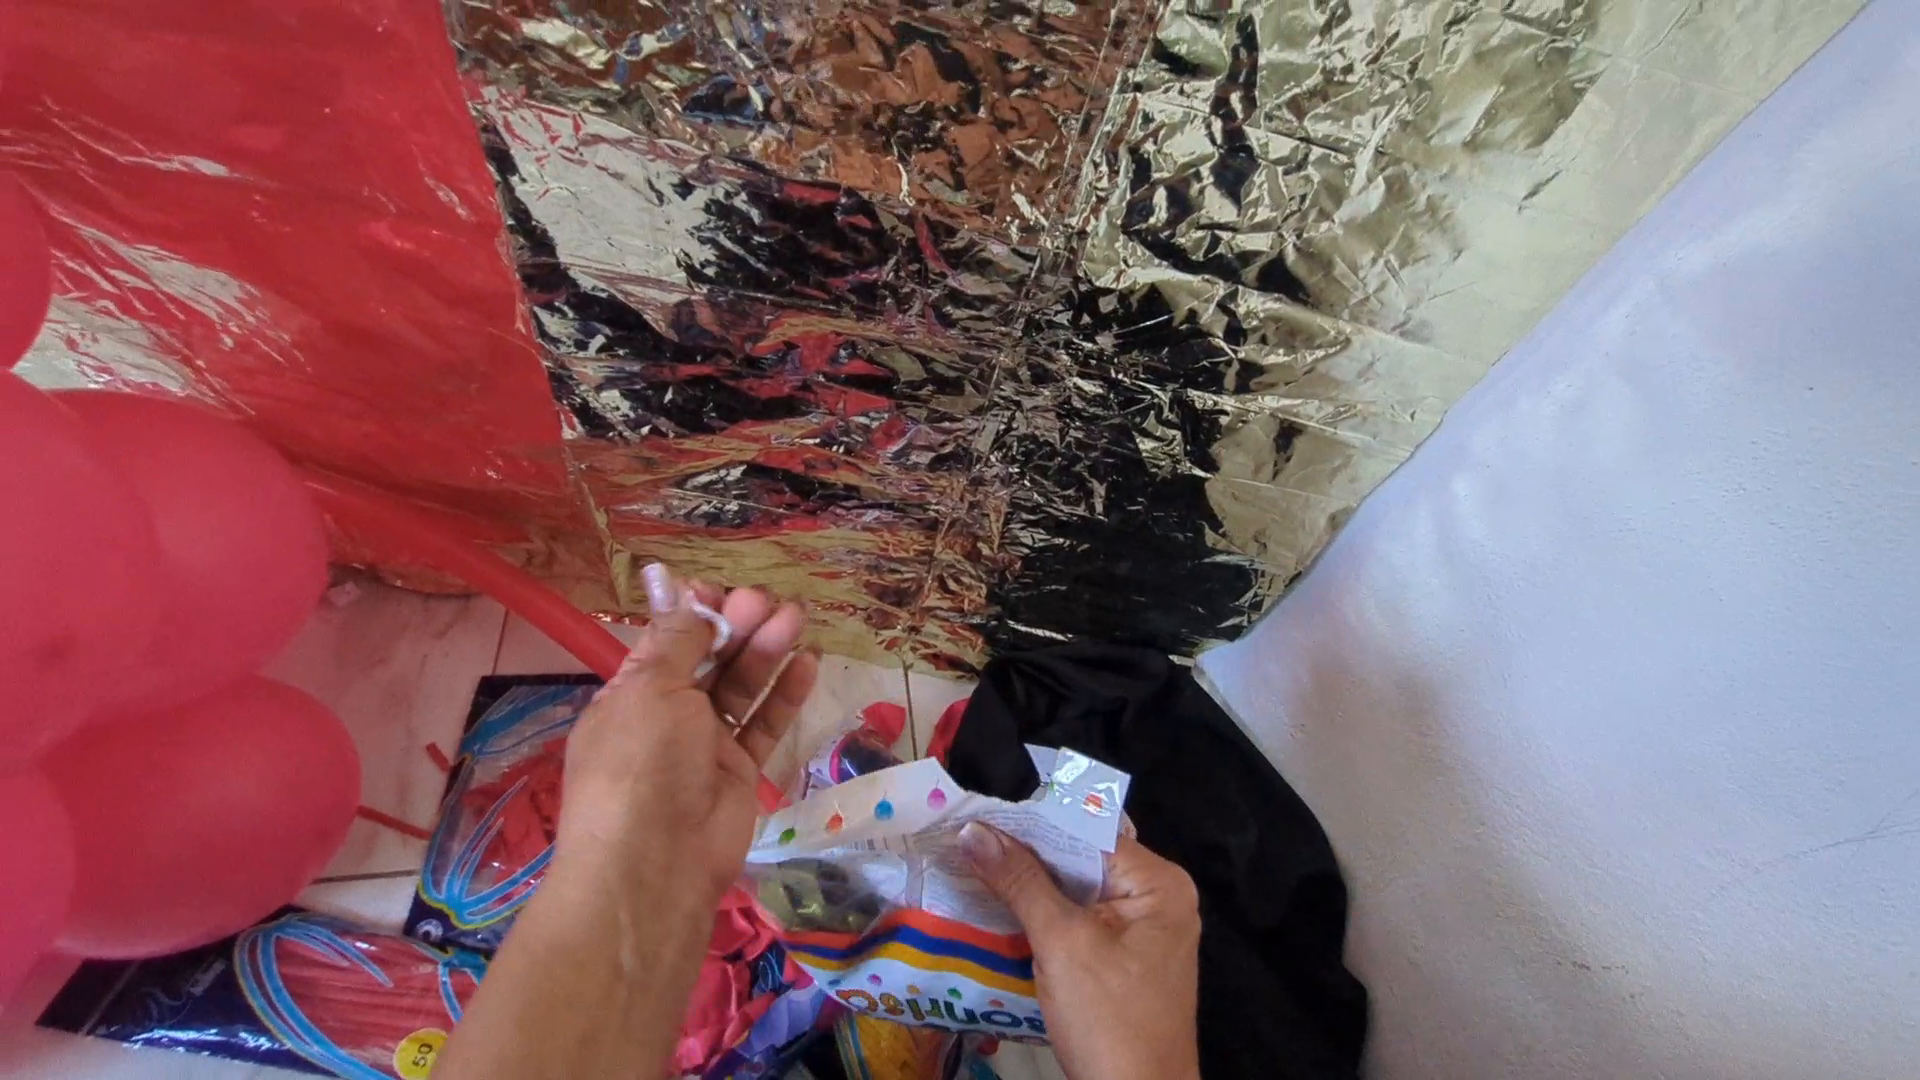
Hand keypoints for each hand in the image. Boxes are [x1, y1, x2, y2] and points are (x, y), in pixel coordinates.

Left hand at [552, 564, 819, 909]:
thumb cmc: (642, 764)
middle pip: (710, 659)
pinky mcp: (740, 769)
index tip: (726, 591)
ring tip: (797, 618)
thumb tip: (686, 592)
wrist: (656, 864)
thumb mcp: (651, 689)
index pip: (669, 641)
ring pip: (742, 687)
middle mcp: (668, 714)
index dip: (698, 614)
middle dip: (739, 627)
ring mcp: (706, 744)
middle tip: (769, 601)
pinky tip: (809, 663)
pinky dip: (785, 694)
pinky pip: (765, 724)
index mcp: (633, 692)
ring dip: (768, 651)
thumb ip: (680, 641)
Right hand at [961, 824, 1202, 1079]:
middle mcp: (1158, 895)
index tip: (981, 816)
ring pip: (1078, 886)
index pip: (1087, 831)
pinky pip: (1082, 914)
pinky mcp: (1126, 954)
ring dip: (1032, 881)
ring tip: (977, 861)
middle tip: (971, 837)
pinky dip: (1046, 909)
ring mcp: (1145, 927)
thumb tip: (972, 830)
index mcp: (1158, 882)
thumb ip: (1019, 880)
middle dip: (1028, 852)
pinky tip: (1005, 902)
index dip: (1033, 824)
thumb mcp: (1060, 943)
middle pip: (1083, 856)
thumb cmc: (1107, 1021)